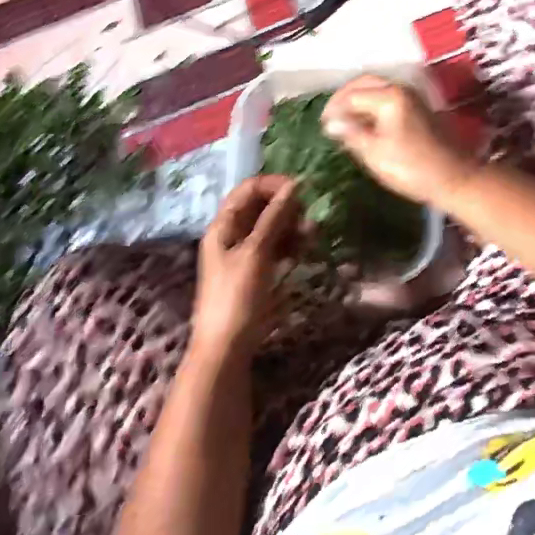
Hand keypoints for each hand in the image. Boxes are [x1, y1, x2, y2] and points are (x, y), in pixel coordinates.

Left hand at [191, 175, 302, 356]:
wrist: (225, 349)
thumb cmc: (238, 297)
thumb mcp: (257, 254)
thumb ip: (274, 218)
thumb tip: (294, 186)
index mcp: (223, 225)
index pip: (249, 189)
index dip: (274, 185)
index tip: (301, 192)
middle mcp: (231, 234)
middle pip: (260, 207)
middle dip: (286, 208)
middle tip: (309, 221)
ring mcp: (242, 253)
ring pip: (270, 228)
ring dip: (291, 227)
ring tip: (312, 238)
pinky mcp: (254, 272)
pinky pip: (273, 248)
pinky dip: (288, 245)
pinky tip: (303, 252)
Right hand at [321, 76, 479, 208]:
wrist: (454, 178)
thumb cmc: (411, 168)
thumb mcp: (374, 153)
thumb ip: (350, 133)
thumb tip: (330, 122)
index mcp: (389, 96)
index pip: (351, 95)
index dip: (334, 108)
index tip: (322, 124)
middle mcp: (401, 88)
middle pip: (365, 83)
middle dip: (345, 96)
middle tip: (331, 115)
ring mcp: (412, 96)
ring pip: (378, 87)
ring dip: (358, 98)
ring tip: (345, 118)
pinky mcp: (418, 107)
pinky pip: (388, 96)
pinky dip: (372, 103)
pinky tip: (365, 121)